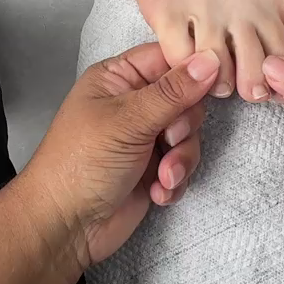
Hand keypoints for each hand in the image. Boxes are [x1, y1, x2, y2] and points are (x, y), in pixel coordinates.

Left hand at [18, 44, 219, 266]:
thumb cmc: (84, 160)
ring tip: (164, 177)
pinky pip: (183, 163)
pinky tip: (157, 192)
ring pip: (188, 134)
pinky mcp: (154, 168)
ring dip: (181, 158)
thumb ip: (173, 92)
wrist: (66, 226)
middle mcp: (134, 102)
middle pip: (186, 97)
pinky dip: (175, 179)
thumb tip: (212, 59)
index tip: (218, 83)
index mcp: (119, 77)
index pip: (167, 57)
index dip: (194, 68)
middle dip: (184, 125)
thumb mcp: (128, 120)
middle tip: (168, 139)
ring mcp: (145, 136)